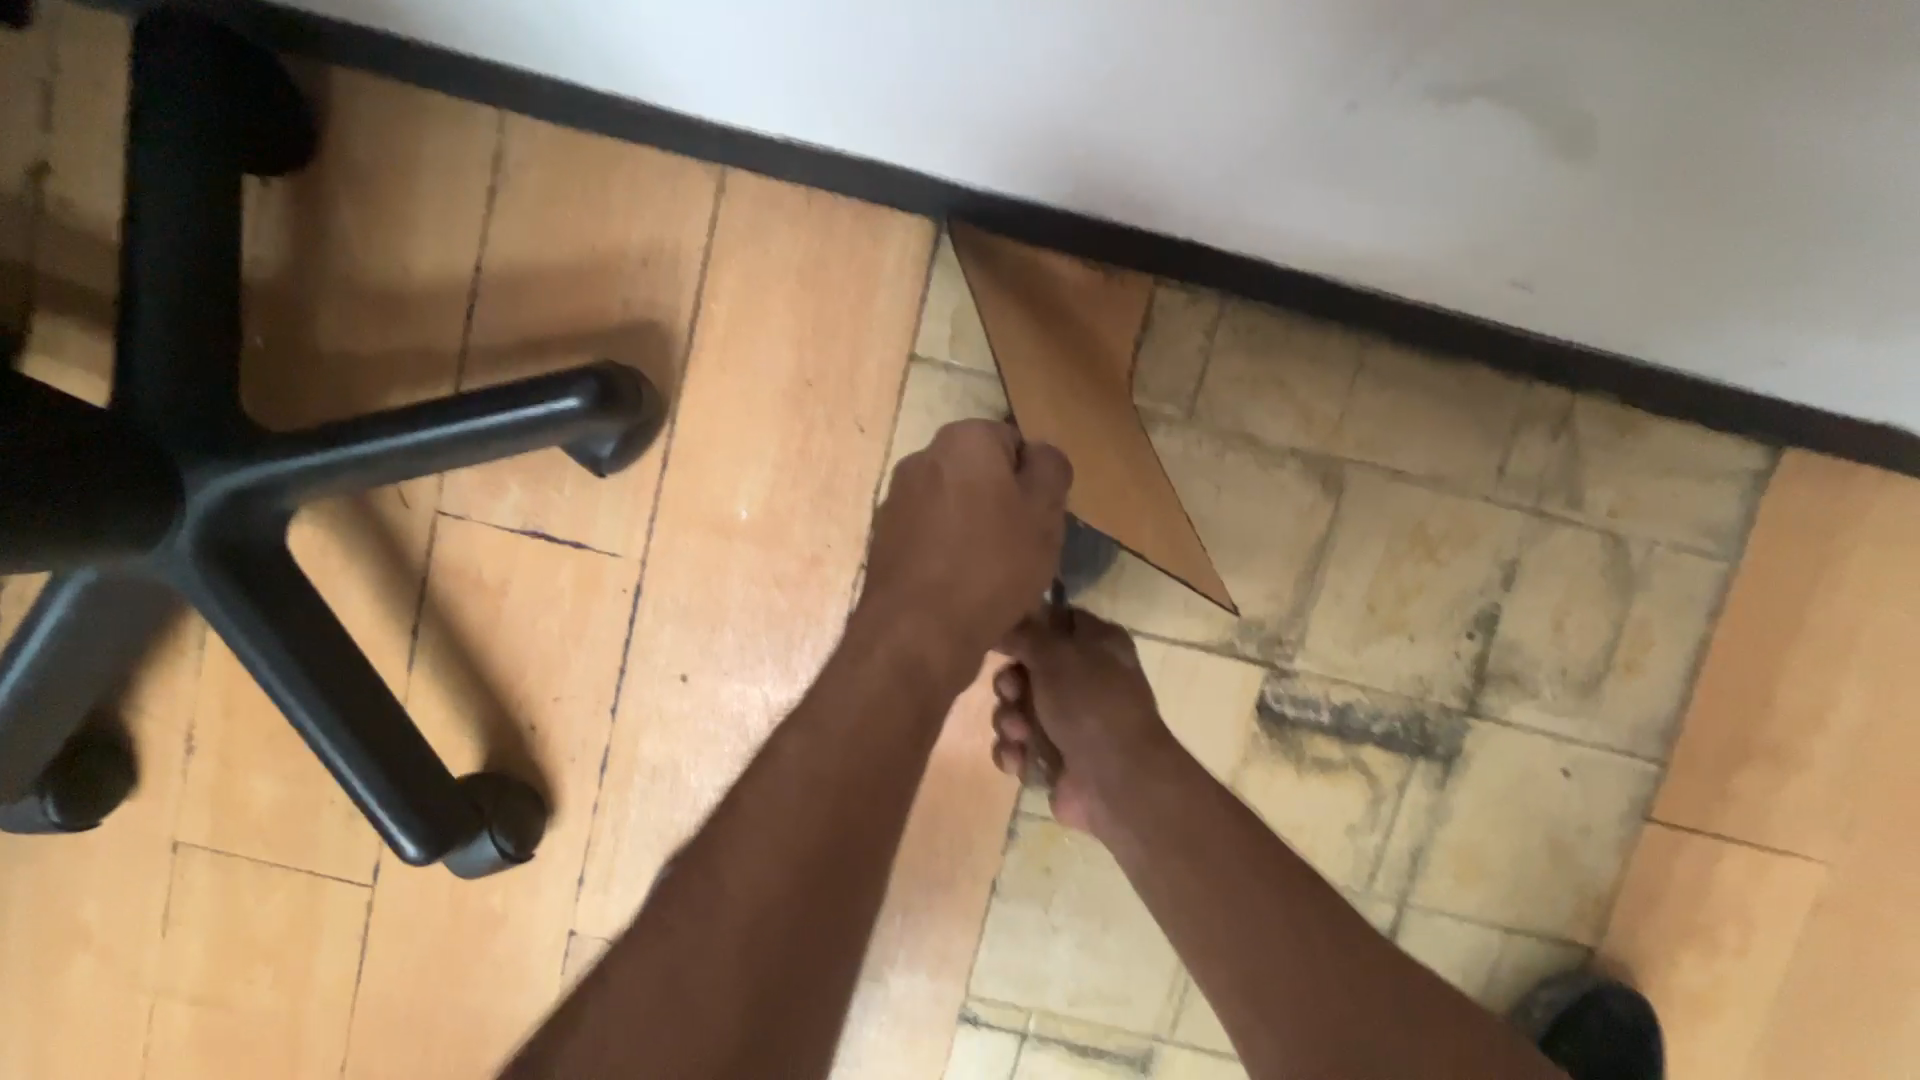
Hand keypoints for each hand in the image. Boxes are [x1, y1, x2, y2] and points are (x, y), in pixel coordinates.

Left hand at [858, 419, 1072, 673]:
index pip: (1013, 442)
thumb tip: (1038, 455)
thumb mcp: (1045, 513)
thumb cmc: (992, 564)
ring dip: (976, 533)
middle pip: (980, 476)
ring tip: (996, 578)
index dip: (1034, 482)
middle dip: (1004, 506)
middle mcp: (921, 458)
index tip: (1041, 520)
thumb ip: (1050, 469)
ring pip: (955, 510)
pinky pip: (932, 540)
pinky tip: (964, 593)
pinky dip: (949, 557)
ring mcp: (896, 501)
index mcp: (963, 439)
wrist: (917, 631)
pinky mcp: (883, 541)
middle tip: (1025, 550)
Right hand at [991, 609, 1175, 835]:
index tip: (1003, 635)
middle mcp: (1085, 680)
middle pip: (1027, 669)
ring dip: (1010, 721)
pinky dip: (1015, 752)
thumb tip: (1003, 626)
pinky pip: (1017, 746)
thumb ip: (1025, 634)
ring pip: (1016, 709)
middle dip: (1010, 684)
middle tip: (1012, 693)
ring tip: (1021, 734)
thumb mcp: (1056, 655)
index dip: (1028, 628)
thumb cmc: (1090, 704)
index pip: (1056, 621)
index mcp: (1098, 645)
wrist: (1115, 780)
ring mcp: (1069, 722)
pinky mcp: (1054, 758)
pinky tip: (1020, 759)